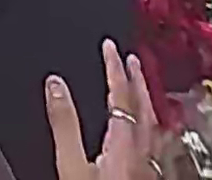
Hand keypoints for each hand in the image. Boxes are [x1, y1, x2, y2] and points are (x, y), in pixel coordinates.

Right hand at [45, 40, 158, 179]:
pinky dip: (151, 129)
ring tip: (142, 89)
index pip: (121, 94)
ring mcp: (150, 173)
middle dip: (137, 80)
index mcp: (124, 144)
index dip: (114, 66)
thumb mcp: (71, 165)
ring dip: (146, 102)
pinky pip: (157, 147)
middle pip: (144, 109)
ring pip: (154, 128)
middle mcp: (142, 156)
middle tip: (132, 58)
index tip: (110, 45)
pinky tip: (148, 134)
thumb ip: (64, 124)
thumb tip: (54, 83)